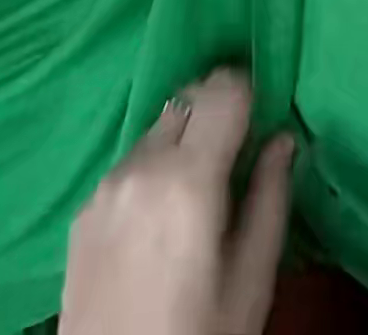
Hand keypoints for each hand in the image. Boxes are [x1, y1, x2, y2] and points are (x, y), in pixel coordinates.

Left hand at [61, 69, 295, 334]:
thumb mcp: (252, 279)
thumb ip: (270, 196)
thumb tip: (283, 139)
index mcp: (188, 178)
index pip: (220, 90)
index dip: (244, 87)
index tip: (260, 105)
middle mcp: (141, 165)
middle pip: (186, 99)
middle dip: (215, 108)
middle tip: (236, 145)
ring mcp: (105, 183)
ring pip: (156, 128)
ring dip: (182, 137)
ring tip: (197, 187)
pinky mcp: (83, 206)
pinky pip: (129, 162)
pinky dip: (152, 166)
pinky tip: (159, 214)